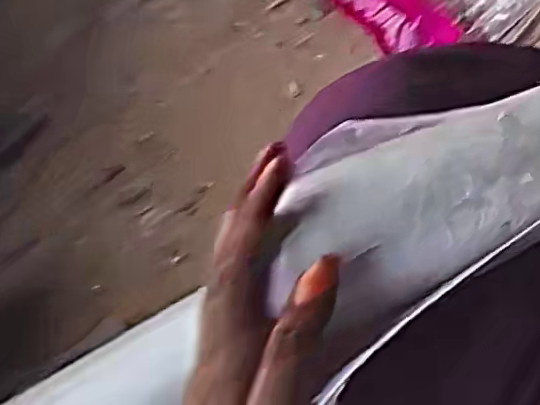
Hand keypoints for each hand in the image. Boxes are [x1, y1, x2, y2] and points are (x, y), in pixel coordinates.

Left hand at [184, 145, 338, 404]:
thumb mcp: (277, 402)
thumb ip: (295, 340)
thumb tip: (322, 263)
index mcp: (229, 348)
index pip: (238, 264)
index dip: (257, 210)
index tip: (282, 161)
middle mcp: (217, 345)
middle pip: (223, 264)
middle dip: (245, 205)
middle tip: (270, 157)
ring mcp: (222, 358)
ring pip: (226, 278)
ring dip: (244, 228)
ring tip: (264, 193)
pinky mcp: (235, 367)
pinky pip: (241, 294)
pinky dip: (251, 260)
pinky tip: (265, 263)